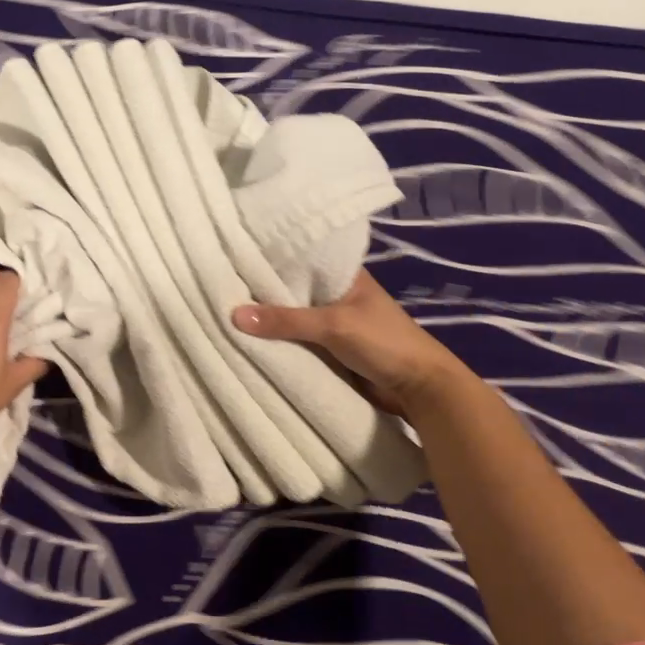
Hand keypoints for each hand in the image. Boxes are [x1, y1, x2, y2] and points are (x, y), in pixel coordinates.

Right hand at [233, 270, 473, 415]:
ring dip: (271, 319)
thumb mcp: (333, 326)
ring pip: (295, 317)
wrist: (422, 390)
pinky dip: (281, 341)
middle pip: (293, 290)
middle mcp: (337, 294)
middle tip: (222, 284)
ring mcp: (335, 323)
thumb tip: (233, 315)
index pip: (301, 259)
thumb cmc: (384, 343)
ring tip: (226, 307)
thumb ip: (285, 320)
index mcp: (344, 275)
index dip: (271, 257)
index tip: (235, 254)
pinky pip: (299, 341)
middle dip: (264, 292)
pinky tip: (252, 337)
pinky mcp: (332, 349)